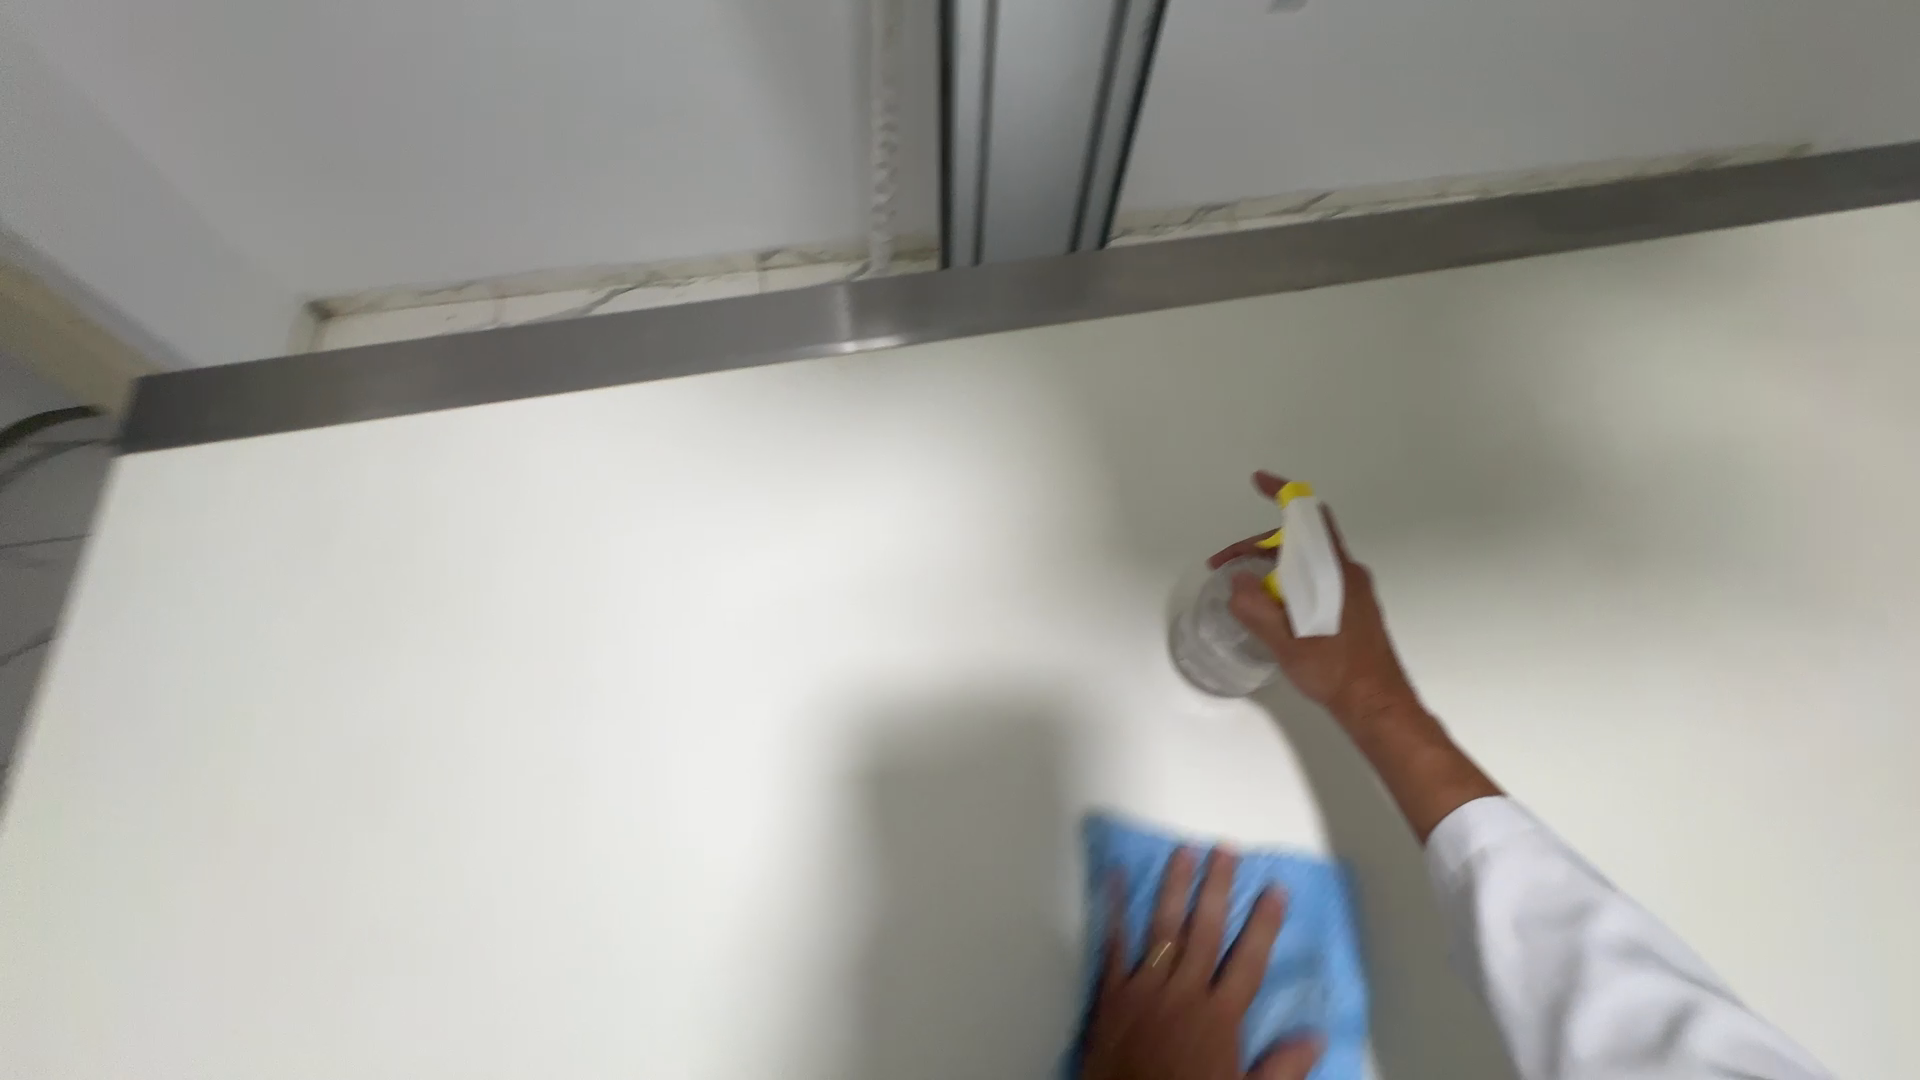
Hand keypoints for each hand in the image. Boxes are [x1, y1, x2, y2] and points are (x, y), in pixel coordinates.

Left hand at [1080, 847, 1322, 1079]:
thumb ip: (1280, 1068)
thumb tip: (1317, 1037)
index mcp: (1219, 1017)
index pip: (1249, 960)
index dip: (1264, 924)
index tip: (1276, 889)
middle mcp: (1184, 991)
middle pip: (1205, 930)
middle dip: (1217, 887)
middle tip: (1225, 849)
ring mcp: (1146, 986)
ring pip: (1164, 926)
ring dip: (1175, 886)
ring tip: (1184, 850)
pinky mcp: (1113, 990)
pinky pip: (1114, 942)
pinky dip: (1114, 908)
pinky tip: (1118, 875)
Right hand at [1208, 472, 1417, 729]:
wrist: (1378, 706)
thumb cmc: (1335, 672)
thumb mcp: (1285, 643)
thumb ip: (1257, 608)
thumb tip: (1238, 580)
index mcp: (1333, 572)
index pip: (1310, 517)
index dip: (1283, 494)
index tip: (1258, 482)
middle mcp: (1345, 572)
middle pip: (1299, 540)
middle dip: (1257, 546)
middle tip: (1224, 566)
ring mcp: (1350, 590)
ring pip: (1305, 561)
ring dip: (1269, 566)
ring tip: (1241, 590)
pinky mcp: (1350, 606)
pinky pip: (1313, 578)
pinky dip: (1285, 581)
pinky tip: (1269, 607)